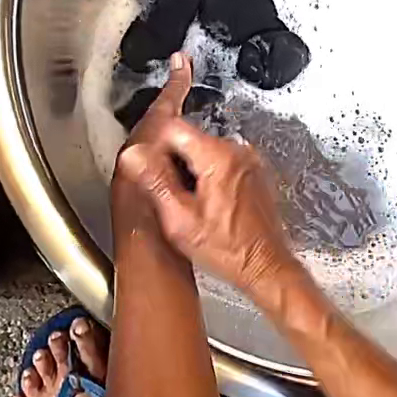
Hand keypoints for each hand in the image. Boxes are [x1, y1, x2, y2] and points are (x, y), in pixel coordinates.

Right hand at [115, 55, 306, 305]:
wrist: (265, 267)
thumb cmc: (227, 250)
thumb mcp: (179, 220)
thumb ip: (155, 182)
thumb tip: (132, 156)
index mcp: (217, 157)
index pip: (173, 128)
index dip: (155, 149)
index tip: (152, 172)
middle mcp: (237, 151)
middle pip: (189, 139)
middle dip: (173, 162)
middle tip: (169, 196)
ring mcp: (248, 162)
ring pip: (203, 152)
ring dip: (190, 172)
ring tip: (188, 205)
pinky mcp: (253, 174)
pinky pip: (220, 164)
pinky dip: (208, 179)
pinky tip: (206, 207)